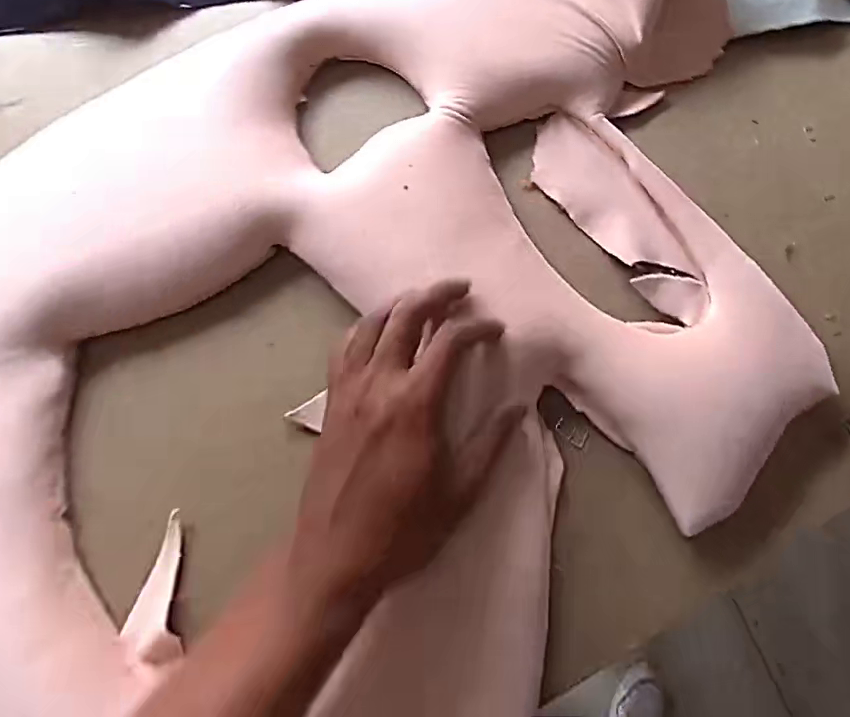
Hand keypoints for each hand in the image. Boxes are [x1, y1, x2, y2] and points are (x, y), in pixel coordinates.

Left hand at [287, 280, 523, 611]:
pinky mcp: (332, 401)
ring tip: (423, 299)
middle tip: (461, 290)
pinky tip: (378, 330)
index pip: (450, 341)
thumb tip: (517, 407)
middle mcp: (380, 383)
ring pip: (372, 323)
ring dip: (401, 303)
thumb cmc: (404, 531)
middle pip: (407, 315)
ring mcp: (350, 389)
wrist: (333, 559)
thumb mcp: (461, 493)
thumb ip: (491, 443)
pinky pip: (344, 347)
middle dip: (438, 295)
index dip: (477, 327)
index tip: (495, 330)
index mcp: (416, 403)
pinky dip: (365, 327)